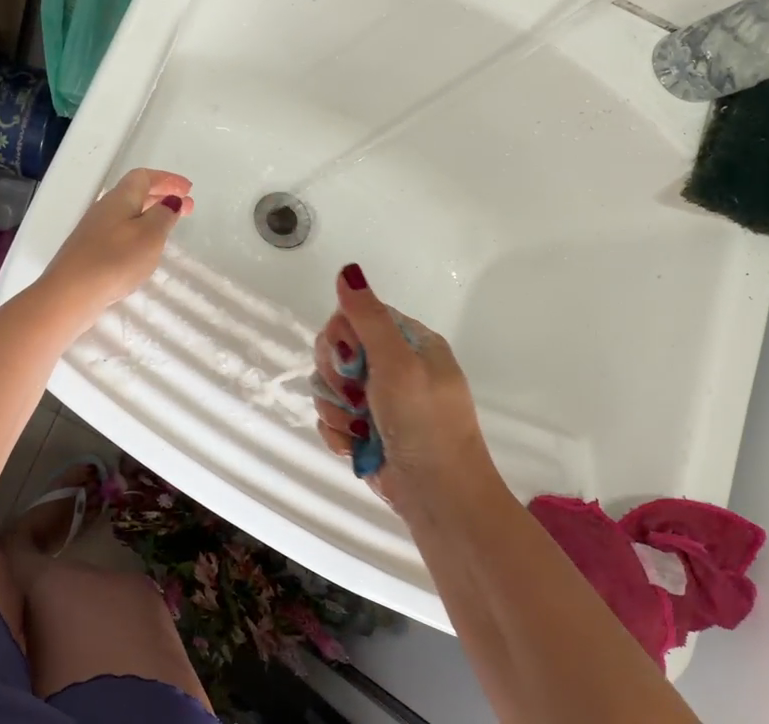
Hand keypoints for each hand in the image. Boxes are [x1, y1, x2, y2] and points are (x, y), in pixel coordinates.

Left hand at [38, 168, 193, 314]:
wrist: (70, 292)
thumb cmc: (115, 260)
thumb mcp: (149, 235)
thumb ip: (163, 215)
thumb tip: (170, 200)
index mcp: (119, 198)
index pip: (143, 177)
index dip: (167, 179)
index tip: (188, 189)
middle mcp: (103, 209)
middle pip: (135, 194)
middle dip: (162, 197)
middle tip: (186, 208)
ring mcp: (93, 231)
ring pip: (127, 214)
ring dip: (150, 216)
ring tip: (168, 228)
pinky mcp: (89, 251)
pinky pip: (119, 233)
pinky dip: (137, 233)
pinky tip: (143, 251)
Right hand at [312, 264, 493, 504]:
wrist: (439, 498)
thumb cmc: (425, 424)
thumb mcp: (397, 364)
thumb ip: (367, 318)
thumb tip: (348, 270)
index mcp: (411, 345)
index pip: (355, 317)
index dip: (342, 337)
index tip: (349, 359)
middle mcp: (395, 368)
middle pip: (336, 352)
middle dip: (336, 377)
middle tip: (357, 396)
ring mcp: (380, 402)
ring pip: (328, 388)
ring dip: (336, 409)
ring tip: (360, 429)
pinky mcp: (367, 431)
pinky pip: (332, 418)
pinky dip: (339, 433)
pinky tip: (355, 445)